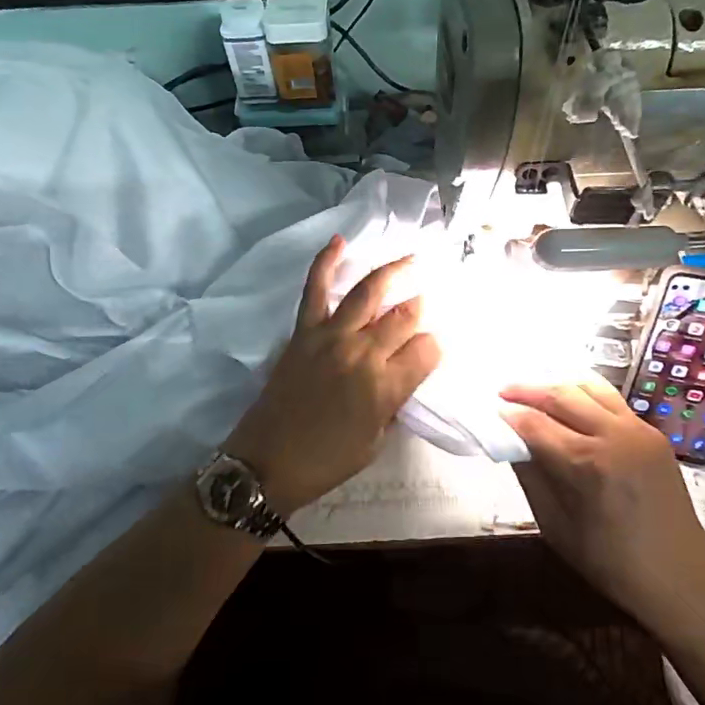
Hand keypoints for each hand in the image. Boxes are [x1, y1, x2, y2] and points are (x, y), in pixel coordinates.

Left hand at [226, 237, 440, 511]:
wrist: (267, 462)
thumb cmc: (328, 460)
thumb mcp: (377, 441)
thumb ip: (396, 401)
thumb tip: (407, 372)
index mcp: (386, 386)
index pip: (428, 349)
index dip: (437, 346)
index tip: (434, 348)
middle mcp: (363, 353)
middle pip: (405, 315)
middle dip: (421, 307)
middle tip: (425, 303)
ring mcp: (331, 336)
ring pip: (369, 291)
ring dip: (394, 271)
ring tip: (411, 260)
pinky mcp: (303, 331)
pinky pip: (316, 288)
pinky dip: (326, 261)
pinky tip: (339, 241)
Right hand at [501, 380, 704, 628]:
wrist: (678, 572)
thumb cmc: (610, 561)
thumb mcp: (557, 526)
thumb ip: (533, 478)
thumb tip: (514, 444)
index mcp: (586, 464)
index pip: (538, 425)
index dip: (512, 415)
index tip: (494, 409)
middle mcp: (613, 436)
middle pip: (563, 396)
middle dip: (530, 390)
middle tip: (505, 390)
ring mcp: (638, 430)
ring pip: (592, 388)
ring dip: (560, 384)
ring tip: (537, 388)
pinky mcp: (654, 433)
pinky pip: (614, 402)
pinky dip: (588, 395)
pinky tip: (573, 401)